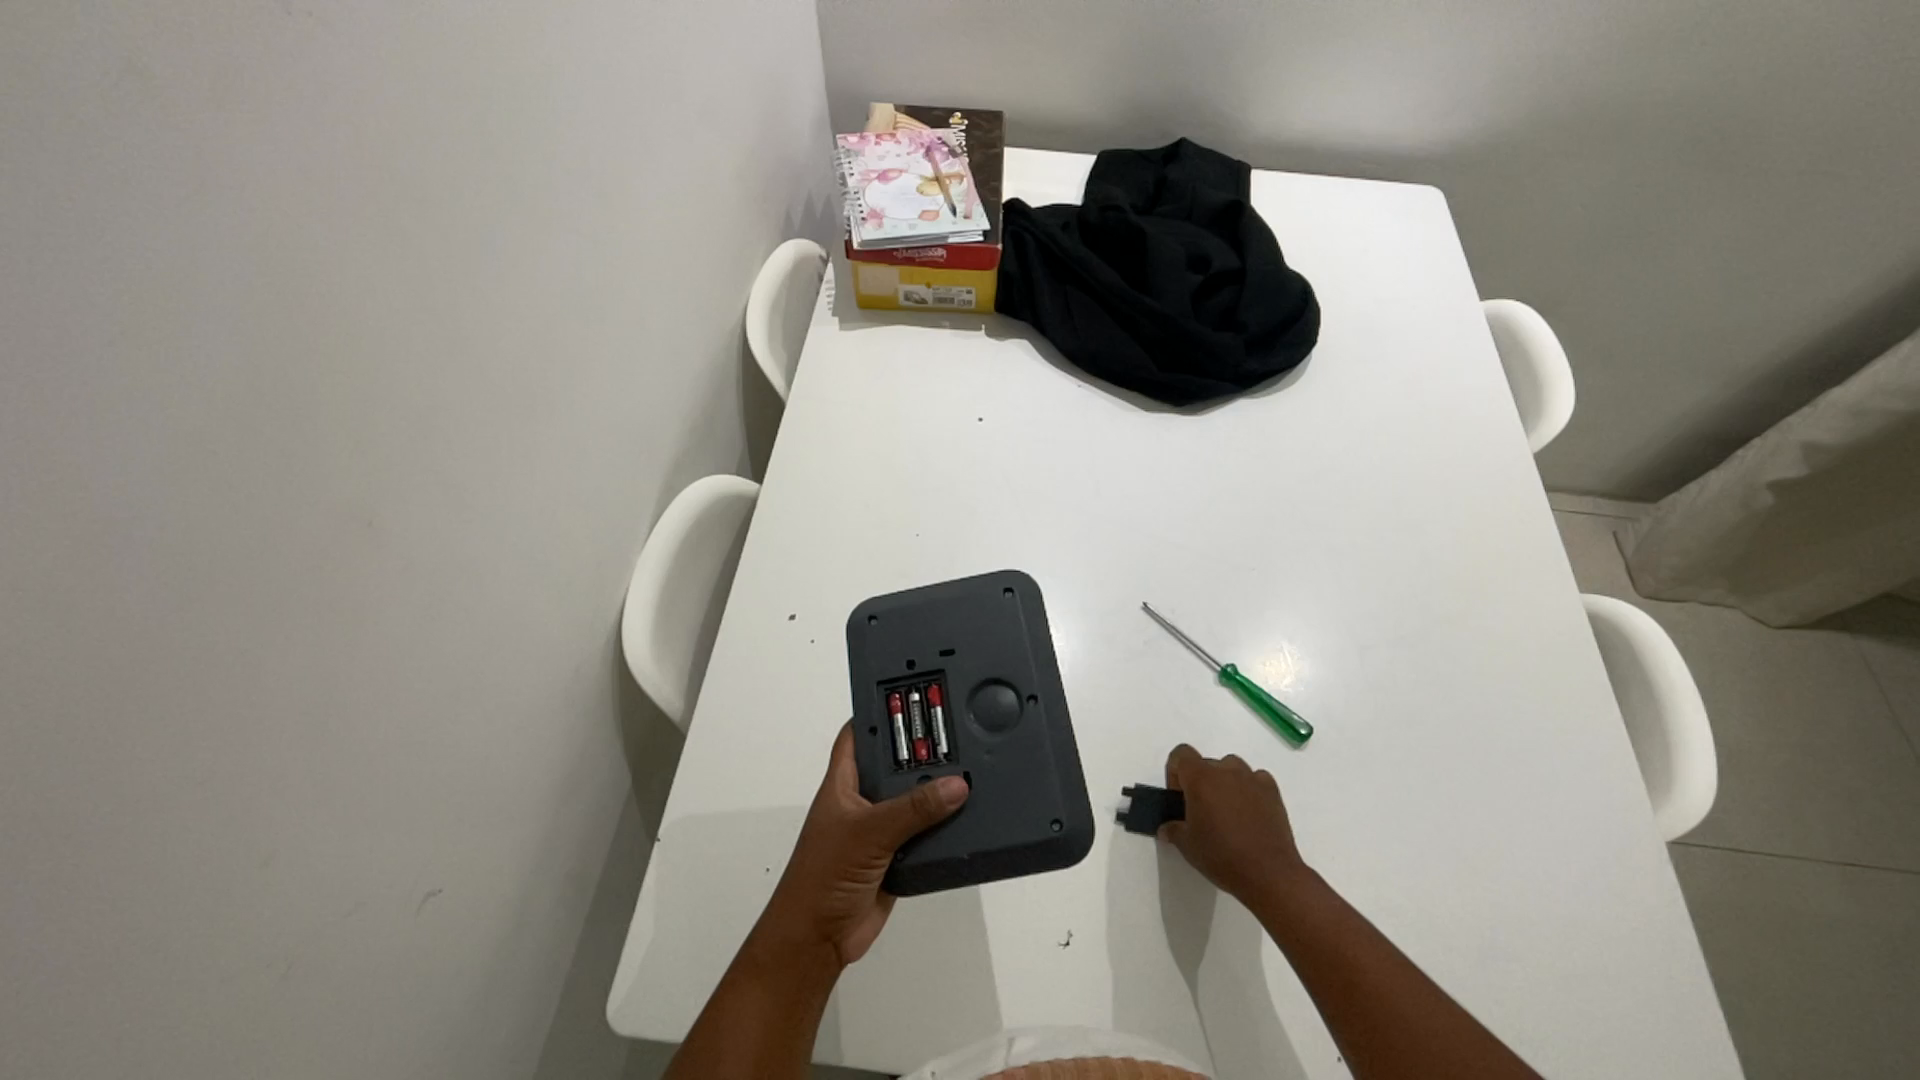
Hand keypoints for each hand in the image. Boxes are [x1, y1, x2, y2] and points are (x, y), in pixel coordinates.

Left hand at [757, 723, 968, 966]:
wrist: (817, 939)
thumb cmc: (824, 876)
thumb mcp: (868, 833)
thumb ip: (913, 809)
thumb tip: (957, 785)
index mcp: (843, 784)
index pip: (857, 735)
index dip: (879, 713)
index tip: (912, 697)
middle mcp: (862, 801)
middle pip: (894, 766)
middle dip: (922, 753)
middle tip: (960, 732)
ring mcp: (879, 831)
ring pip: (914, 801)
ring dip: (938, 793)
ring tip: (975, 769)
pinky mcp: (897, 858)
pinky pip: (925, 834)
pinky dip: (945, 828)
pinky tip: (971, 816)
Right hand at [1160, 743, 1309, 903]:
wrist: (1269, 873)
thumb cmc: (1221, 856)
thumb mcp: (1187, 846)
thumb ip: (1173, 830)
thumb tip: (1167, 828)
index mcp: (1201, 778)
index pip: (1181, 754)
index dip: (1175, 773)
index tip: (1179, 798)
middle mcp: (1226, 770)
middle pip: (1206, 763)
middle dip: (1200, 782)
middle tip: (1202, 811)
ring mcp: (1252, 779)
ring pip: (1232, 769)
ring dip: (1225, 783)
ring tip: (1228, 813)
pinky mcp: (1273, 791)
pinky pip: (1256, 779)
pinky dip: (1249, 790)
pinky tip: (1250, 814)